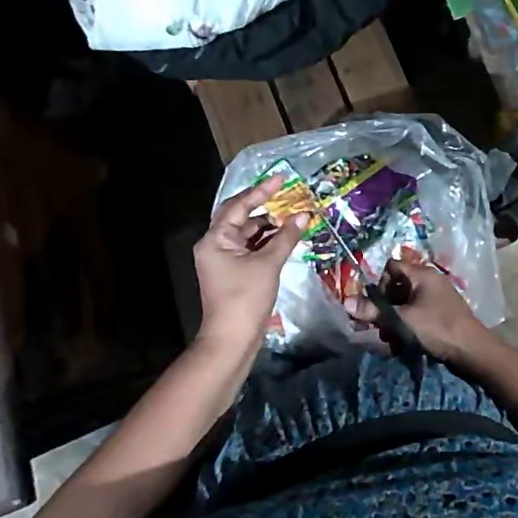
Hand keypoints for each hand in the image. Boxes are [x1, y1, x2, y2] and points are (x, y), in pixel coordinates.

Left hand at [193, 179, 308, 349]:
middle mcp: (214, 245)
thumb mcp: (268, 264)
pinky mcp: (231, 272)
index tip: (282, 177)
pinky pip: (248, 248)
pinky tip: (283, 236)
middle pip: (239, 216)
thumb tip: (304, 215)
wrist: (232, 340)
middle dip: (262, 205)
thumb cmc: (246, 298)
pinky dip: (265, 241)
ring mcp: (222, 259)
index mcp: (215, 239)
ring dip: (266, 225)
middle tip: (285, 193)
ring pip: (245, 233)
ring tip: (291, 216)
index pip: (239, 205)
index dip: (262, 190)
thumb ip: (286, 237)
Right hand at [345, 256, 490, 361]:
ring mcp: (437, 296)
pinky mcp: (441, 312)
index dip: (379, 283)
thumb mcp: (402, 320)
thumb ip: (374, 311)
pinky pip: (417, 313)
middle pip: (397, 286)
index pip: (391, 266)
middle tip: (379, 325)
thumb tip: (345, 302)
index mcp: (422, 274)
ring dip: (394, 319)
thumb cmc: (438, 328)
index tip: (376, 304)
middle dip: (385, 306)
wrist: (473, 351)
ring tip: (391, 338)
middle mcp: (430, 280)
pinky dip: (407, 324)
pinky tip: (404, 342)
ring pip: (405, 302)